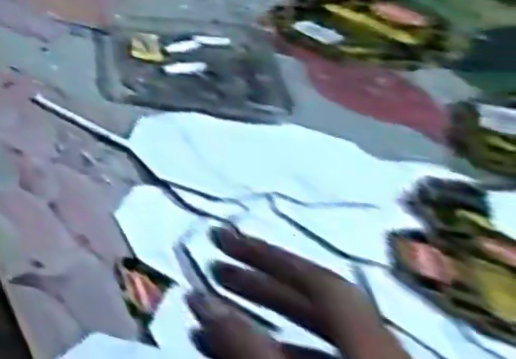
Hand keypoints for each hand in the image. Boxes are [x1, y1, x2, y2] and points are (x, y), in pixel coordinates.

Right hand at [193, 227, 408, 358]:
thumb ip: (244, 341)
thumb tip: (196, 295)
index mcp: (376, 341)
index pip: (325, 283)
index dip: (270, 255)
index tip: (218, 237)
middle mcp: (386, 347)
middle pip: (327, 309)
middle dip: (265, 287)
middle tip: (214, 271)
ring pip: (328, 340)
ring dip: (269, 323)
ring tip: (221, 319)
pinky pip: (331, 358)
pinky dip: (287, 350)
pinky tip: (251, 350)